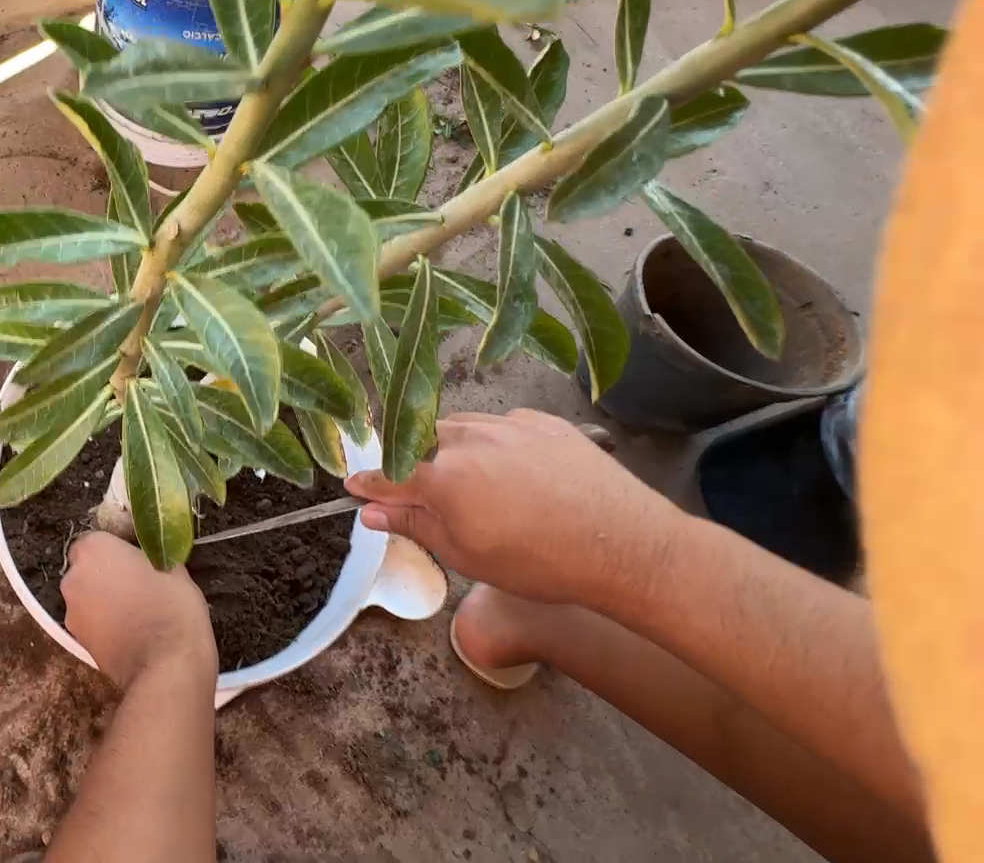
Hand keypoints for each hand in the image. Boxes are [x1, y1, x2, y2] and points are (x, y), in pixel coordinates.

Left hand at [61, 532, 215, 688]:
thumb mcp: (176, 572)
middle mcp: (74, 576)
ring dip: (103, 600)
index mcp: (95, 549)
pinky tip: (128, 633)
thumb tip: (155, 560)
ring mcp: (71, 610)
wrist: (166, 668)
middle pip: (86, 568)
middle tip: (136, 586)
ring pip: (86, 597)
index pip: (97, 540)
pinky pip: (90, 622)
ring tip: (134, 614)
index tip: (137, 562)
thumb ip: (155, 559)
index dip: (116, 551)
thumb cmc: (173, 610)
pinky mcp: (76, 640)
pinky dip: (103, 624)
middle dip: (106, 574)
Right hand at [345, 409, 683, 606]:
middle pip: (419, 443)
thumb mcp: (466, 556)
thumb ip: (413, 526)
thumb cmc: (541, 563)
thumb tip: (369, 513)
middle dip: (414, 465)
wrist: (630, 548)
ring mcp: (505, 424)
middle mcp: (465, 439)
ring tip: (477, 483)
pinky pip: (500, 424)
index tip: (354, 485)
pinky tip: (516, 473)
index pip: (387, 474)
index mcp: (441, 476)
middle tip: (430, 494)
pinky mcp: (541, 420)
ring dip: (453, 450)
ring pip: (458, 428)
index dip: (368, 483)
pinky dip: (495, 444)